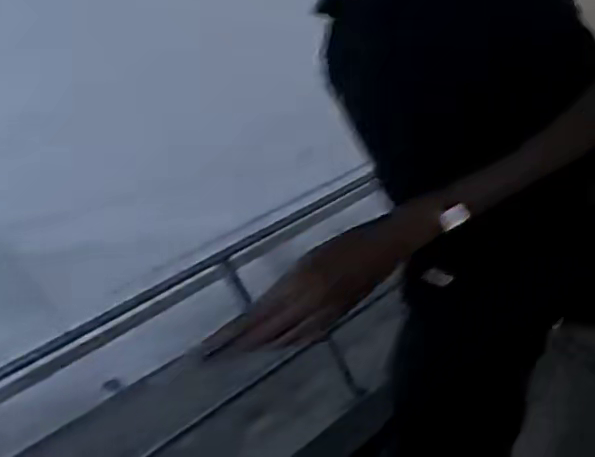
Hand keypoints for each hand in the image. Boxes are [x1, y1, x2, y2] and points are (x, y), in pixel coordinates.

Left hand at [201, 210, 429, 355]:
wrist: (392, 242)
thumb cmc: (351, 240)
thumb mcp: (313, 256)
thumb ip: (285, 285)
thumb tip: (257, 312)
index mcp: (302, 285)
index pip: (255, 319)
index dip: (228, 336)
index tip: (202, 350)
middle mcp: (311, 304)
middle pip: (267, 335)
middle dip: (241, 346)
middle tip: (217, 355)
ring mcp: (327, 313)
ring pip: (286, 341)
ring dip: (264, 346)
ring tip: (247, 349)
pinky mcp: (339, 316)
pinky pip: (307, 338)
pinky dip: (289, 343)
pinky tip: (283, 340)